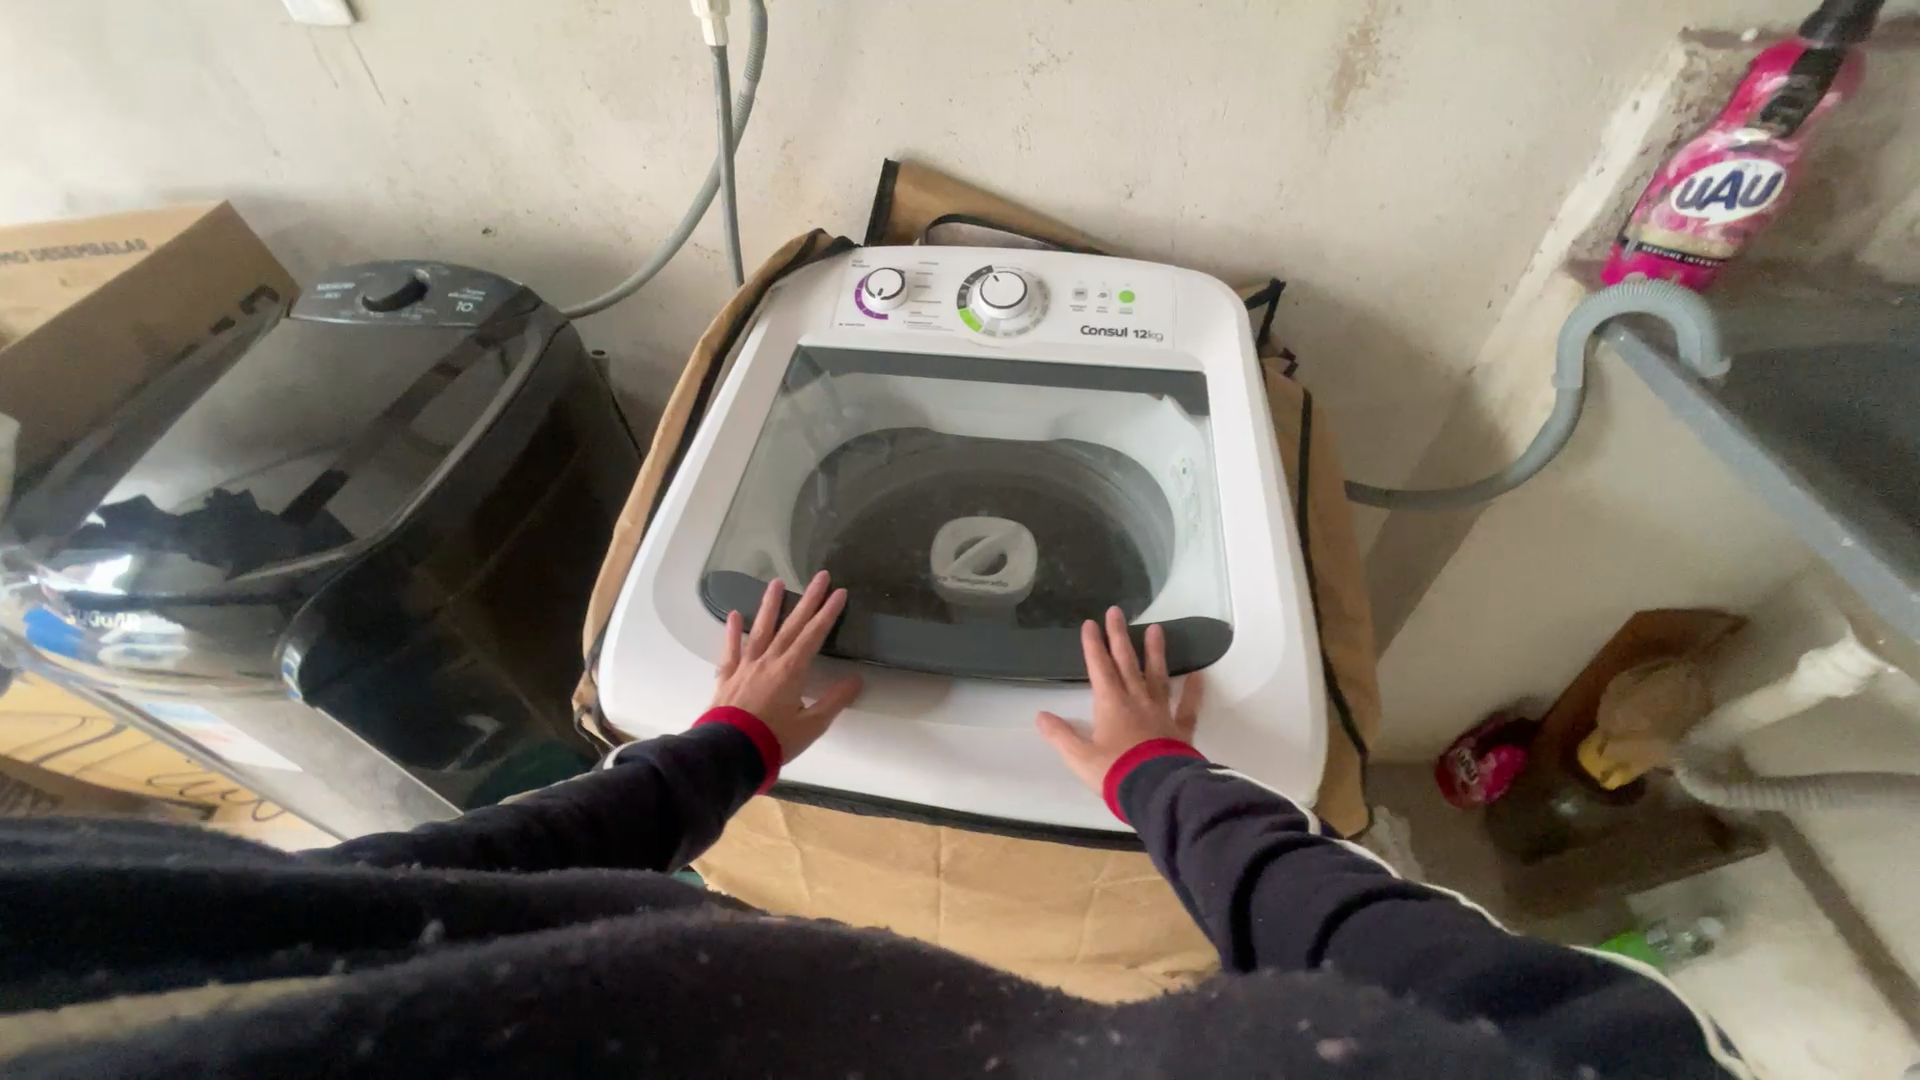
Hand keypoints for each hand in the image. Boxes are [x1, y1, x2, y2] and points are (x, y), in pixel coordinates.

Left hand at [713, 571, 863, 763]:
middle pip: (792, 624)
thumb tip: (857, 679)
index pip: (815, 634)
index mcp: (792, 670)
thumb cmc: (773, 741)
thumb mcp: (812, 726)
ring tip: (776, 582)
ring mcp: (746, 666)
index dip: (828, 612)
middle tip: (820, 576)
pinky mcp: (727, 677)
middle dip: (808, 599)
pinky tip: (733, 614)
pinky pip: (730, 650)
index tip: (839, 592)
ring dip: (770, 605)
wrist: (727, 754)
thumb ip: (834, 701)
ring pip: (760, 629)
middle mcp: (770, 660)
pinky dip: (732, 631)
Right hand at [1036, 606, 1203, 792]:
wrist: (1157, 791)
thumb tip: (1040, 717)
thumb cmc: (1115, 772)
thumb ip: (1060, 736)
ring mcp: (1161, 712)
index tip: (1090, 623)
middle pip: (1126, 662)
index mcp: (1110, 704)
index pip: (1099, 667)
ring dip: (1155, 652)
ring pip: (1157, 676)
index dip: (1093, 645)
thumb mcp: (1079, 757)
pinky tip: (1199, 675)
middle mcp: (1136, 700)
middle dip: (1119, 636)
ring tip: (1156, 629)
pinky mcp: (1180, 729)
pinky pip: (1188, 706)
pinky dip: (1194, 690)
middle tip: (1117, 611)